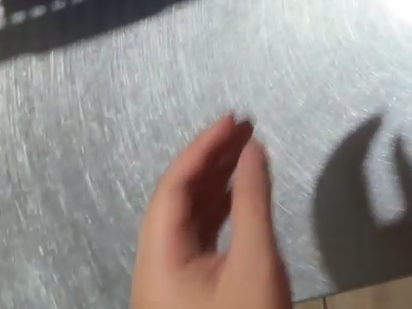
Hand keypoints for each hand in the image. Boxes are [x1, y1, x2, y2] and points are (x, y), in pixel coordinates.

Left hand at [132, 115, 290, 308]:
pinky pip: (198, 236)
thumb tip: (253, 148)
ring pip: (186, 218)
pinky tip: (242, 190)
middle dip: (209, 160)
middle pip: (175, 201)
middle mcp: (155, 271)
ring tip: (247, 148)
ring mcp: (170, 284)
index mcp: (158, 264)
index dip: (201, 149)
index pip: (171, 190)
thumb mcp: (255, 261)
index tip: (233, 119)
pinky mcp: (188, 293)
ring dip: (216, 181)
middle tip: (245, 126)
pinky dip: (220, 207)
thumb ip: (252, 199)